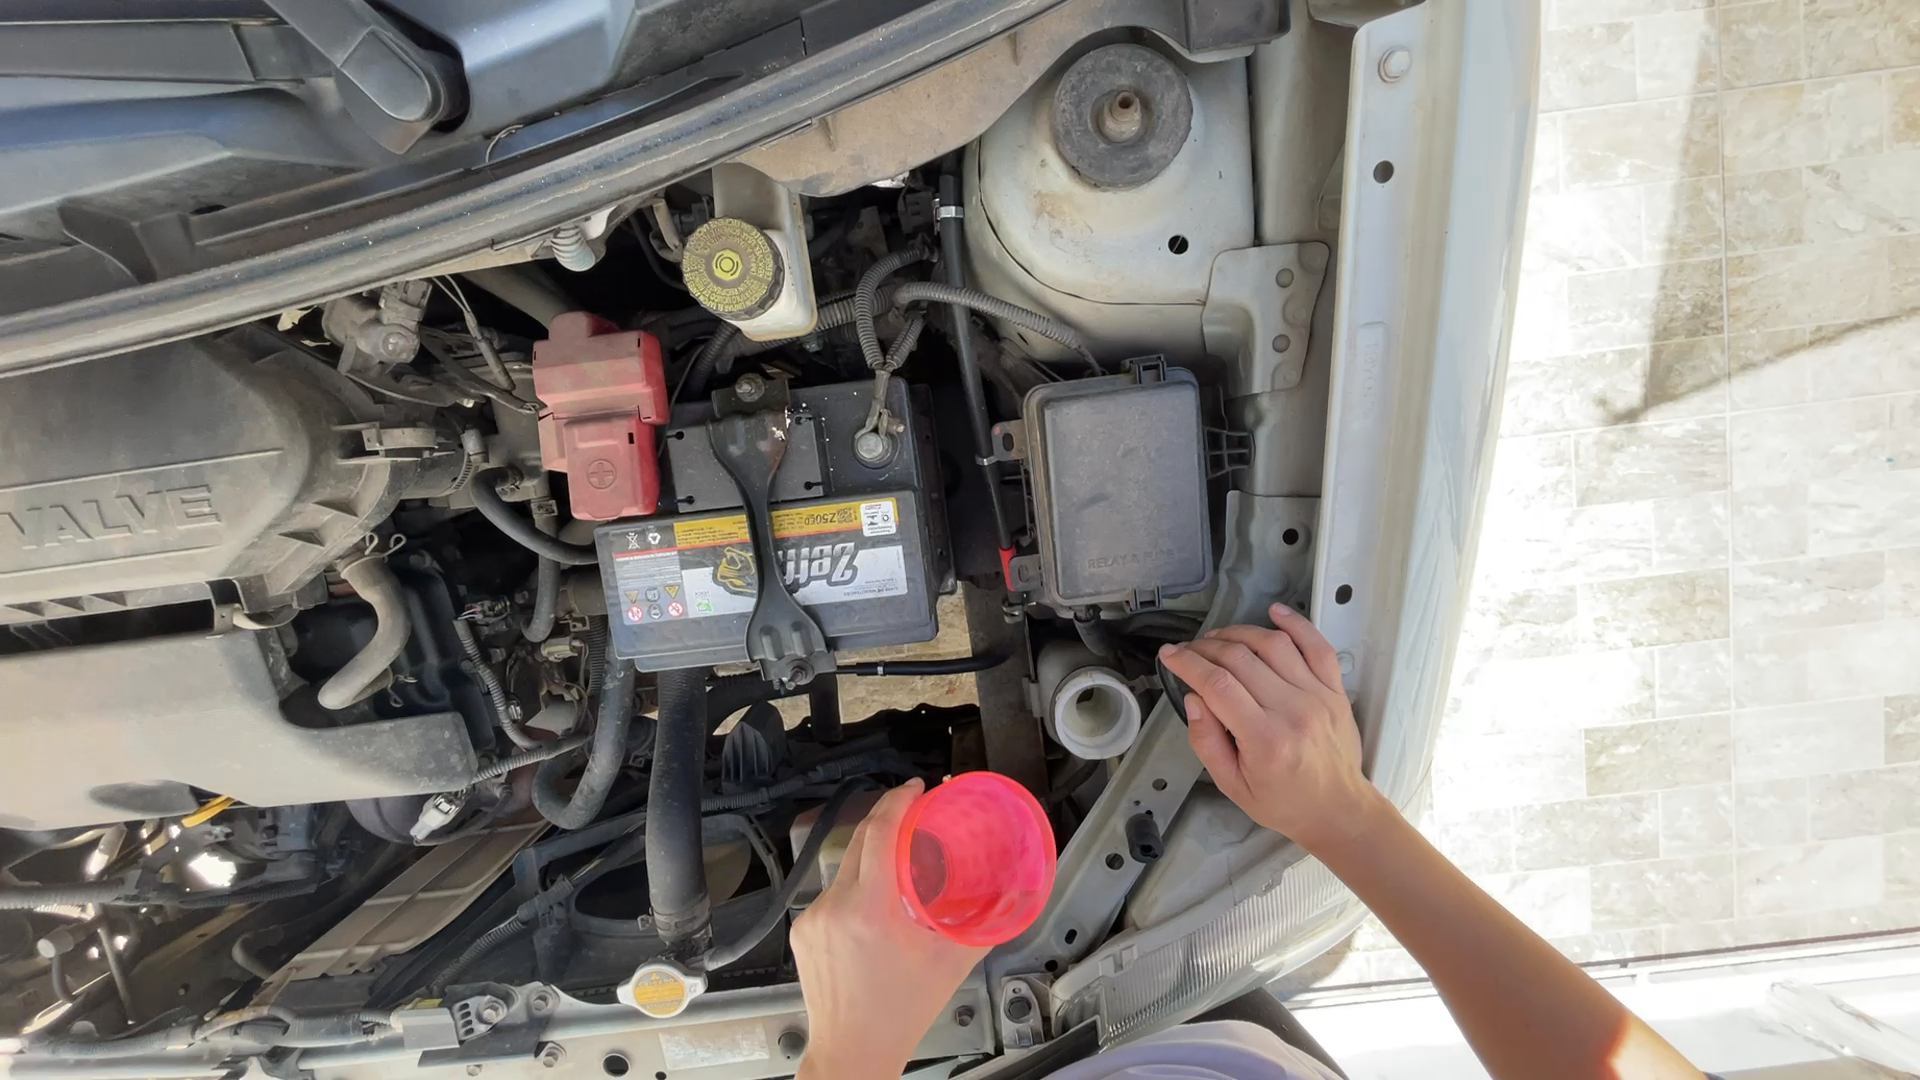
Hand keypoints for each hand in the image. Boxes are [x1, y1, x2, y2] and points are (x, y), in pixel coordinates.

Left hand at [791, 778, 987, 1079]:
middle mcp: (836, 906)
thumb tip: (1011, 895)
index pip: (879, 832)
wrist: (852, 1054)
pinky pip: (832, 889)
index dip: (897, 801)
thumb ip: (982, 924)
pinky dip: (854, 884)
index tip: (914, 788)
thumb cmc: (901, 1013)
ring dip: (871, 852)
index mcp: (871, 909)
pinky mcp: (803, 927)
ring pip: (845, 864)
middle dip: (886, 816)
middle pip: (860, 838)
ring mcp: (814, 916)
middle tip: (912, 808)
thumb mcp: (950, 963)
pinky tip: (873, 897)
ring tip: (897, 857)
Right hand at [1158, 603, 1381, 854]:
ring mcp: (1317, 696)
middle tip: (1187, 651)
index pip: (1218, 684)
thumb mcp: (1231, 785)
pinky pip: (1317, 646)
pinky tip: (1274, 611)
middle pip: (1240, 659)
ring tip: (1217, 639)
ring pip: (1272, 644)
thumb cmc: (1282, 802)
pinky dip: (1296, 624)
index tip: (1168, 655)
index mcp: (1264, 739)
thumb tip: (1193, 698)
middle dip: (1204, 648)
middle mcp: (1293, 710)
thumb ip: (1206, 741)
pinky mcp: (1335, 689)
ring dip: (1238, 633)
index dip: (1187, 663)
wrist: (1339, 810)